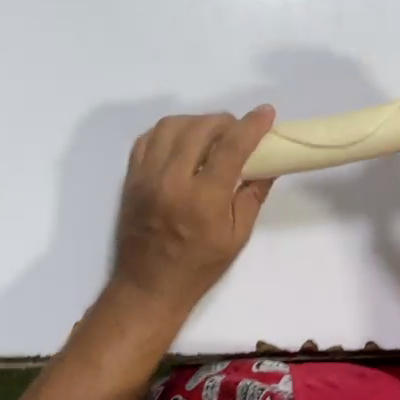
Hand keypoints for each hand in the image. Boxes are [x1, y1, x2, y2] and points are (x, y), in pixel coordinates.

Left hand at [107, 107, 276, 316]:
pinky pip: (147, 139)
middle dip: (224, 122)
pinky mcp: (131, 178)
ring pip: (170, 127)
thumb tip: (269, 165)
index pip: (230, 147)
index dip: (251, 125)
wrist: (148, 286)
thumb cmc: (198, 268)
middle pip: (199, 128)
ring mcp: (146, 177)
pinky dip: (167, 132)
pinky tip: (182, 142)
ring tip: (210, 134)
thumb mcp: (236, 236)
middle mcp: (171, 181)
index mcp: (202, 199)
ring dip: (195, 122)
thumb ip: (252, 195)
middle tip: (238, 131)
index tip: (266, 113)